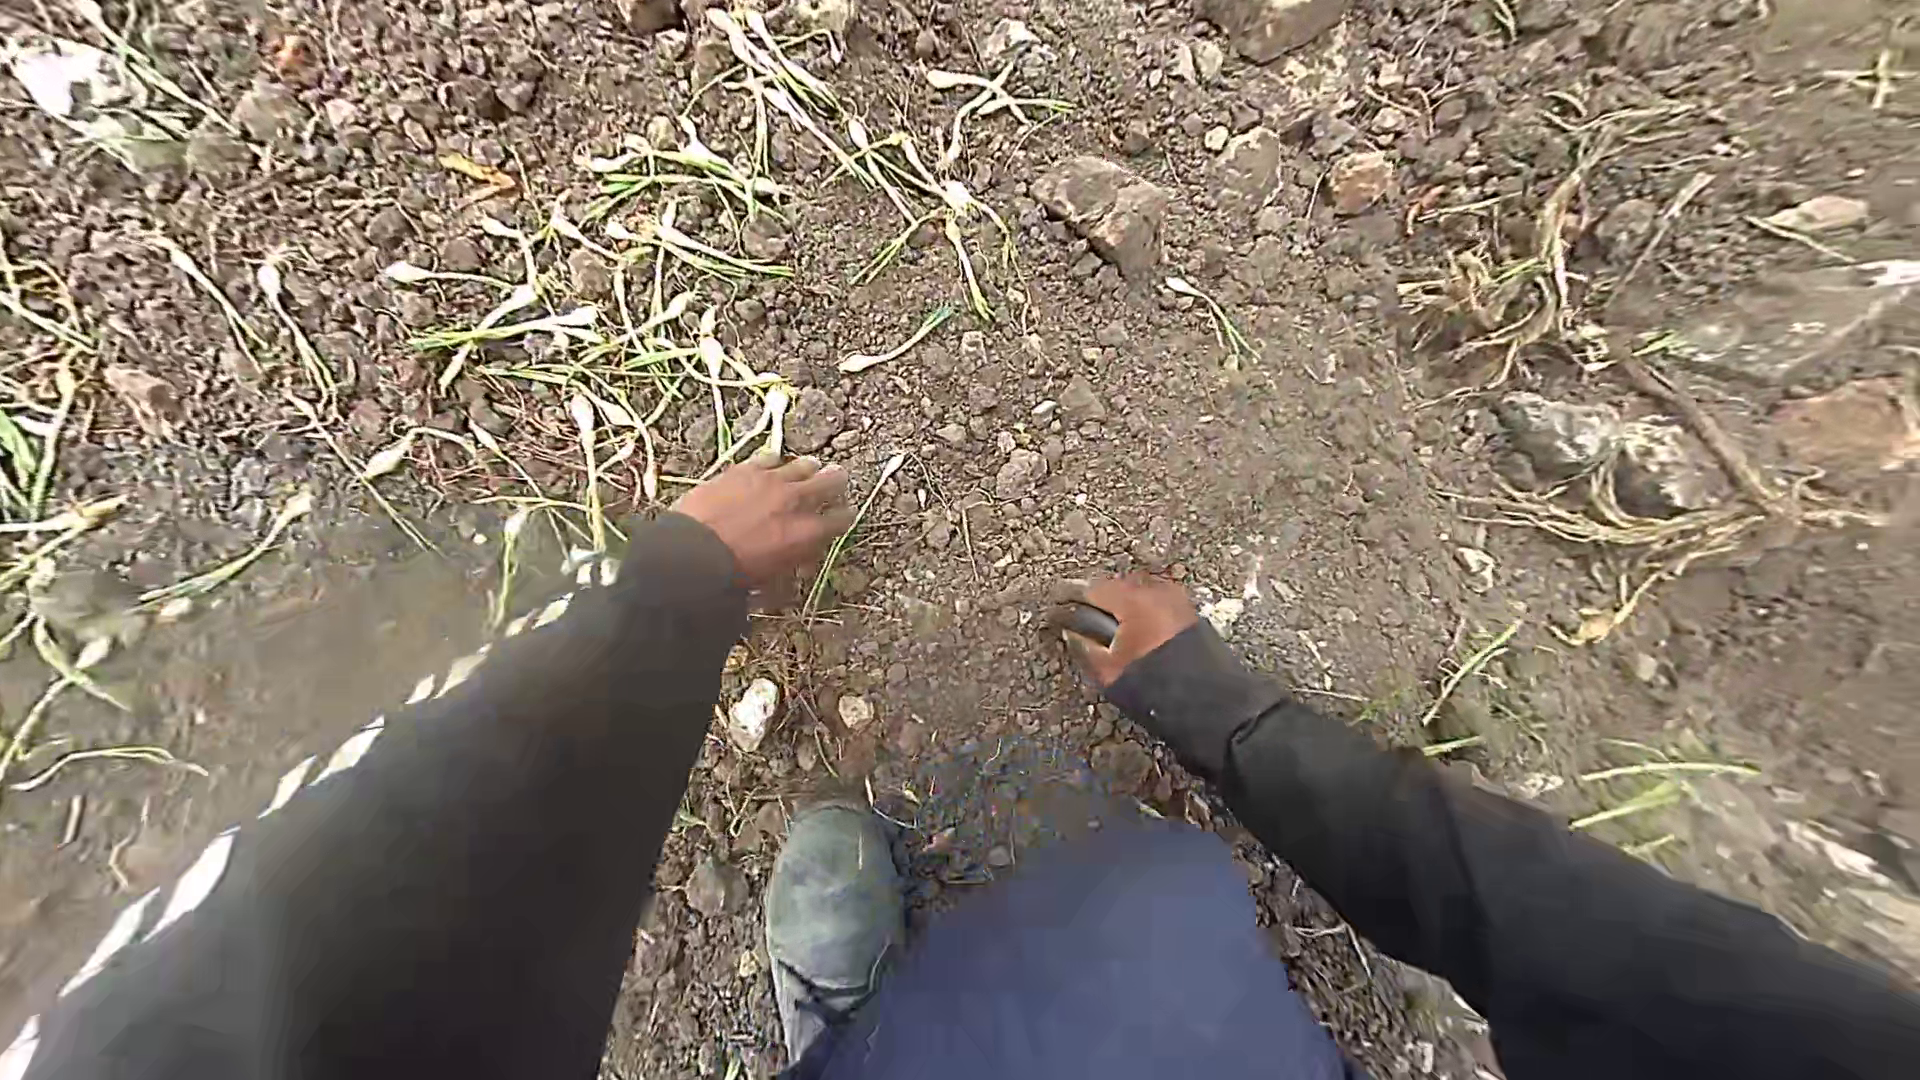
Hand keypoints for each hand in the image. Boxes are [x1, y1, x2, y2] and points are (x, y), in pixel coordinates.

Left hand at [671, 456, 851, 587]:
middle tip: (839, 479)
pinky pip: (769, 458)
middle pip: (831, 482)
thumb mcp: (775, 580)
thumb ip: (795, 563)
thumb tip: (803, 560)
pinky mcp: (746, 470)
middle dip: (837, 482)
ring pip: (803, 465)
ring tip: (812, 466)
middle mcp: (797, 502)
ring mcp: (772, 482)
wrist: (694, 554)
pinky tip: (774, 463)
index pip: (842, 519)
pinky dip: (775, 462)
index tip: (845, 515)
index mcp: (808, 532)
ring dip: (809, 468)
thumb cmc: (735, 575)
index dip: (846, 516)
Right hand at [1049, 574, 1198, 687]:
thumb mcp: (1109, 673)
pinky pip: (1152, 604)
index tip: (1053, 607)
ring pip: (1135, 595)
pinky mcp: (1189, 615)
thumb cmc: (1159, 690)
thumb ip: (1084, 647)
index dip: (1067, 598)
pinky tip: (1128, 632)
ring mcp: (1177, 601)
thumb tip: (1070, 631)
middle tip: (1073, 616)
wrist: (1218, 709)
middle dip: (1092, 600)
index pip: (1091, 588)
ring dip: (1115, 607)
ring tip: (1099, 626)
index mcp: (1135, 599)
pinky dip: (1136, 613)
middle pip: (1114, 587)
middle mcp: (1157, 591)